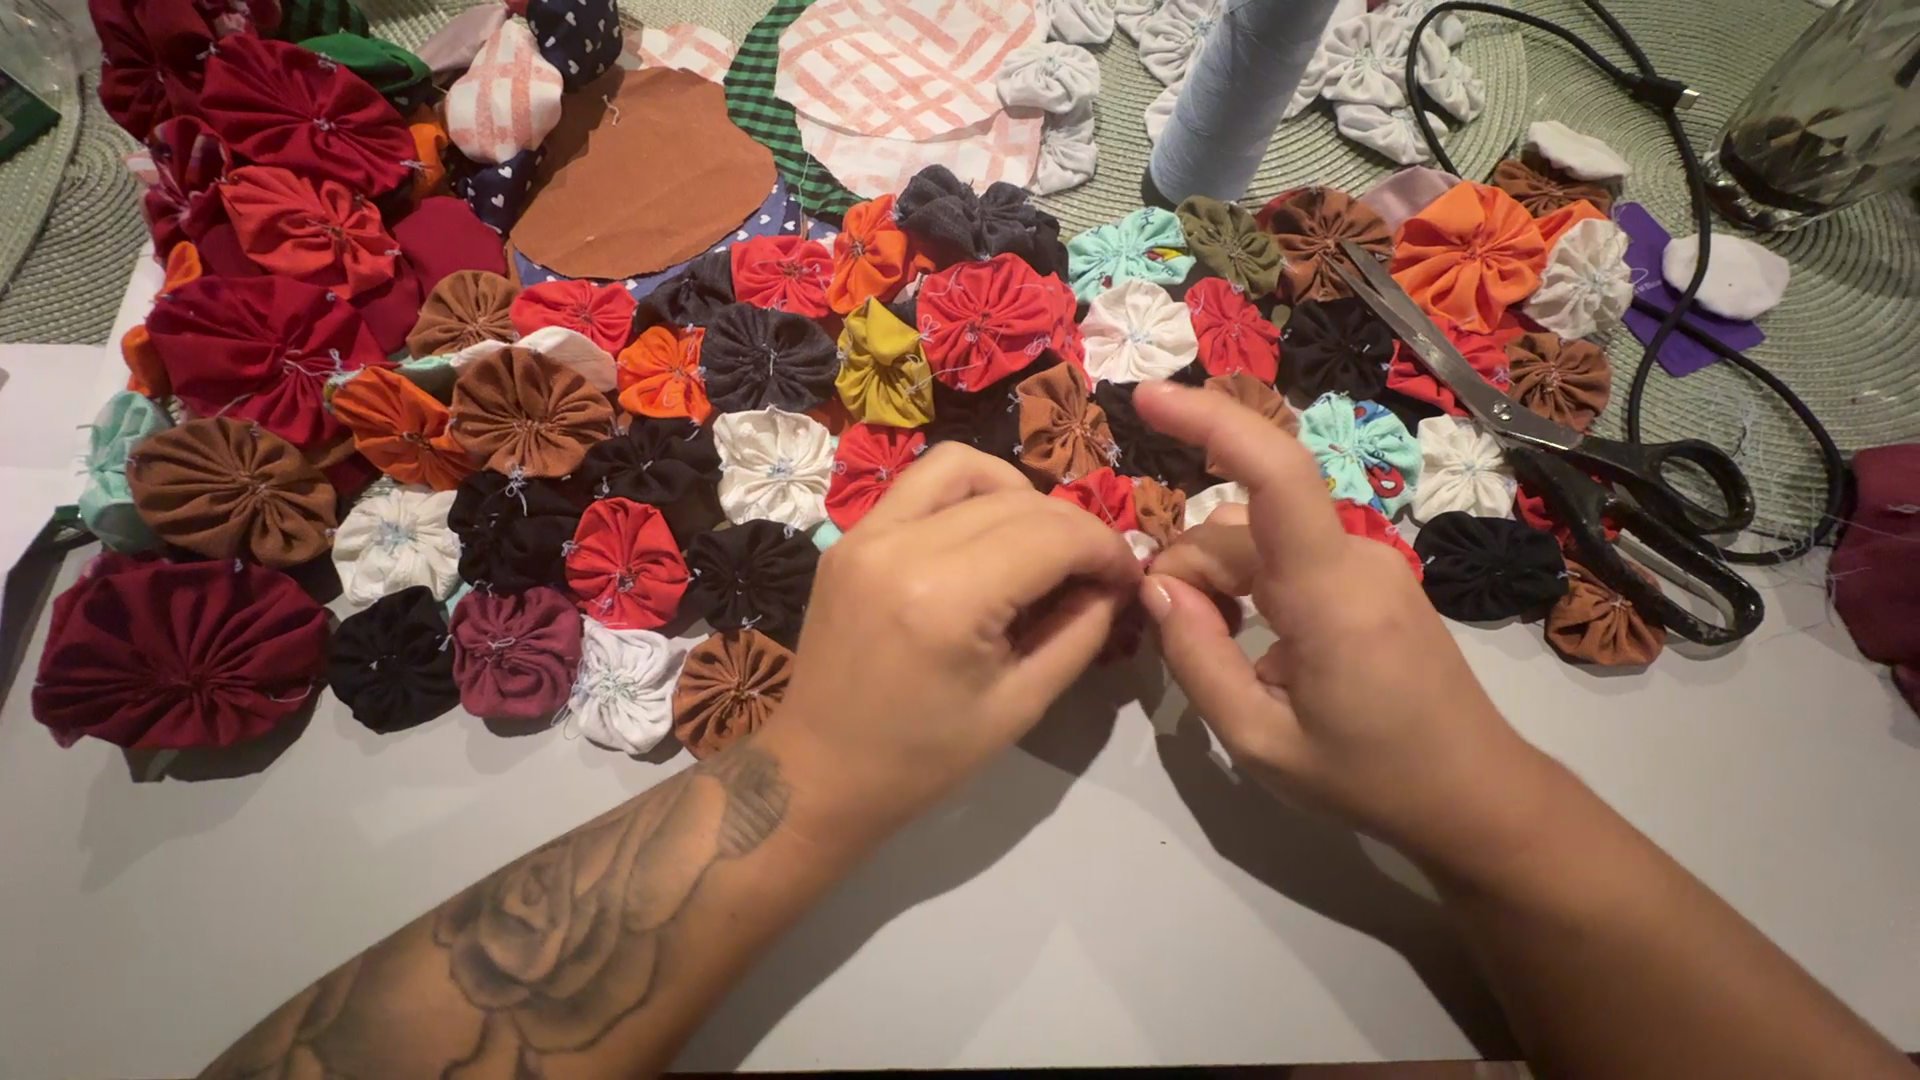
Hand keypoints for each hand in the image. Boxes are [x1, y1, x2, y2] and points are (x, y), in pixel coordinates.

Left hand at [771, 442, 1141, 841]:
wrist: (820, 771)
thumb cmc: (923, 758)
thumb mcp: (1020, 704)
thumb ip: (1078, 632)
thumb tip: (1112, 582)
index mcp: (947, 600)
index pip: (1053, 536)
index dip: (1105, 548)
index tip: (1127, 575)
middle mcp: (902, 546)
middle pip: (1017, 500)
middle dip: (1073, 527)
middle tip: (1093, 569)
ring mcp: (866, 534)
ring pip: (964, 467)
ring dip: (1019, 493)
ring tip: (1039, 542)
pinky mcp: (849, 538)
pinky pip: (920, 485)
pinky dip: (967, 495)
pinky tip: (985, 536)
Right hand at [1130, 382, 1553, 866]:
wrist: (1475, 796)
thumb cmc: (1367, 778)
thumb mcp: (1257, 739)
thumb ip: (1195, 659)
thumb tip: (1156, 586)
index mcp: (1329, 596)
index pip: (1276, 476)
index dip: (1211, 422)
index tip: (1148, 398)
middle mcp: (1352, 558)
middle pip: (1235, 526)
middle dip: (1184, 569)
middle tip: (1174, 639)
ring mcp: (1365, 561)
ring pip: (1252, 538)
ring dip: (1211, 578)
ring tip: (1212, 645)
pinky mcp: (1366, 574)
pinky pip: (1281, 553)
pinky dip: (1243, 580)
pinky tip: (1243, 632)